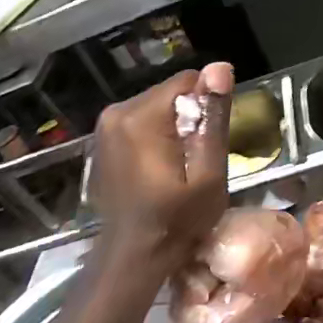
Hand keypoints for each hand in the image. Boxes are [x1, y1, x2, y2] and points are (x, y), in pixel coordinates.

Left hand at [90, 63, 232, 279]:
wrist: (133, 255)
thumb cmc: (177, 221)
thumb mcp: (209, 175)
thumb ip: (214, 119)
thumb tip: (220, 67)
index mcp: (141, 116)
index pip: (187, 81)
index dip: (207, 108)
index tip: (207, 144)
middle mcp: (117, 111)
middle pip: (169, 94)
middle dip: (187, 118)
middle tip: (195, 161)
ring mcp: (104, 126)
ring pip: (154, 107)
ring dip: (171, 128)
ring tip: (178, 168)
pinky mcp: (102, 141)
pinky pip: (138, 123)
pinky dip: (153, 137)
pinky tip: (159, 169)